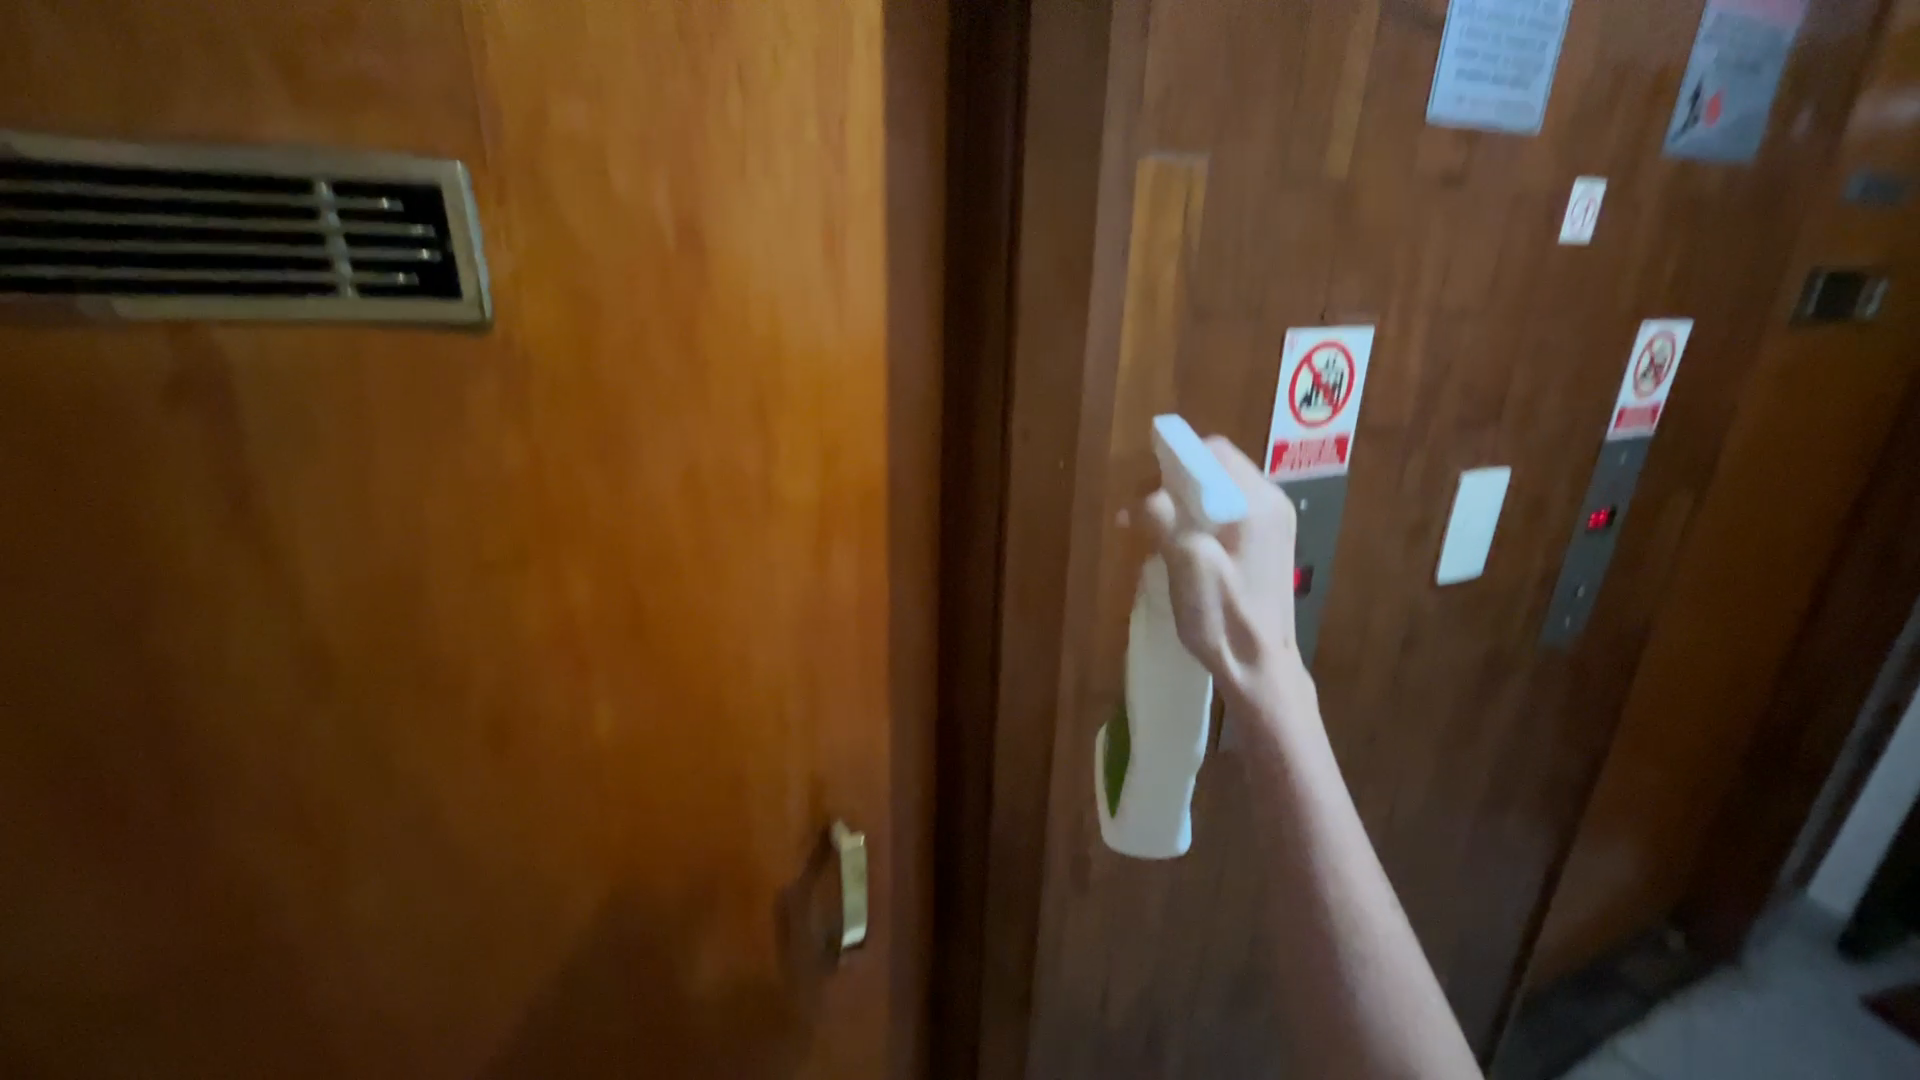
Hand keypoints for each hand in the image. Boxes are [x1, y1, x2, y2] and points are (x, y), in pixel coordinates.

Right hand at [1139, 436, 1315, 714]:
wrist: (1259, 667)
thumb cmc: (1224, 617)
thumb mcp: (1186, 563)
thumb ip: (1164, 519)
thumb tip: (1142, 499)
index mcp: (1256, 503)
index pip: (1212, 452)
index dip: (1174, 461)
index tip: (1145, 489)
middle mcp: (1270, 504)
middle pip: (1215, 468)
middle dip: (1174, 483)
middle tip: (1143, 516)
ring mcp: (1271, 525)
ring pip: (1218, 491)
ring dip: (1182, 503)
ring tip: (1154, 534)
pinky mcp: (1264, 545)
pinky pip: (1226, 513)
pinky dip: (1198, 519)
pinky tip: (1179, 548)